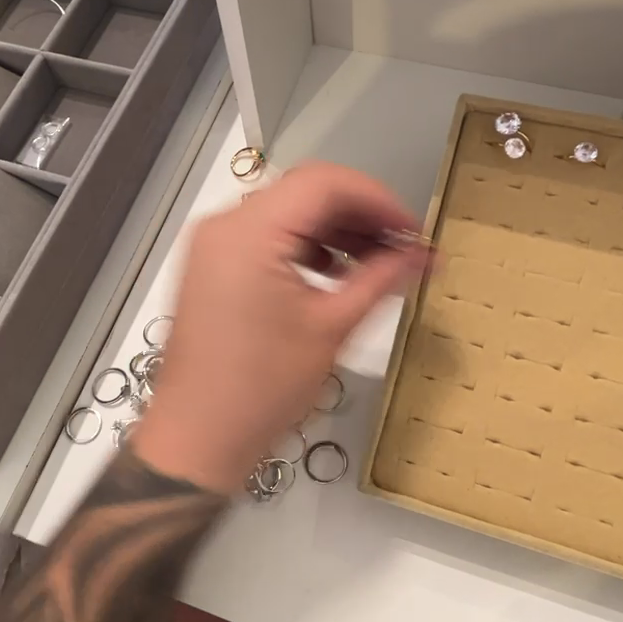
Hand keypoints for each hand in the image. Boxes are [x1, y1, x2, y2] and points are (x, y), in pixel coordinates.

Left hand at [136, 164, 428, 492]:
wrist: (198, 437)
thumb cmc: (261, 390)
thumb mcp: (332, 328)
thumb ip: (381, 278)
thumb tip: (424, 254)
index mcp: (249, 232)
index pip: (324, 183)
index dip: (377, 199)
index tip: (412, 229)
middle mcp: (223, 226)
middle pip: (304, 193)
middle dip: (358, 214)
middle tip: (402, 246)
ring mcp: (211, 245)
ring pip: (285, 213)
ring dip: (333, 230)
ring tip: (376, 263)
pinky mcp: (210, 267)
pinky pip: (263, 237)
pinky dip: (302, 246)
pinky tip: (335, 274)